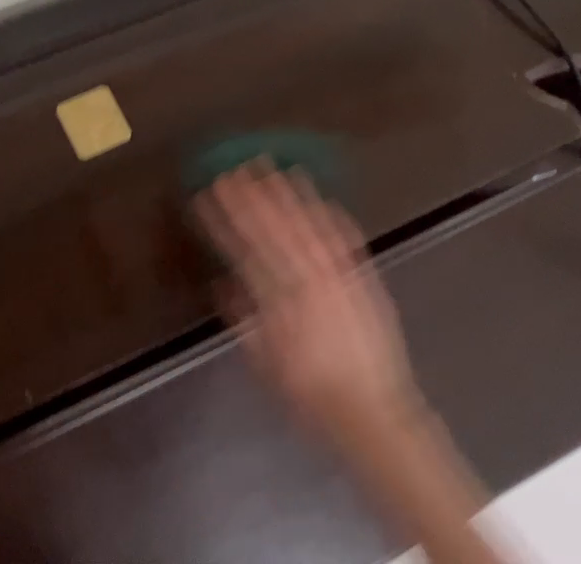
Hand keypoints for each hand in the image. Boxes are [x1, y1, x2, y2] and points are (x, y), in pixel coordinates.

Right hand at [197, 163, 418, 434]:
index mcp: (278, 302)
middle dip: (252, 197)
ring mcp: (340, 278)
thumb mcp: (264, 364)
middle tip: (234, 167)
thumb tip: (223, 284)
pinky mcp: (365, 280)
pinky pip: (347, 242)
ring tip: (274, 167)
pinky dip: (334, 217)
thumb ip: (243, 320)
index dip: (223, 220)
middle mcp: (308, 283)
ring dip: (290, 195)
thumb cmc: (310, 394)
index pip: (243, 249)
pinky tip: (323, 198)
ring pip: (310, 227)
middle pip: (275, 229)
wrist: (374, 412)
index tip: (206, 195)